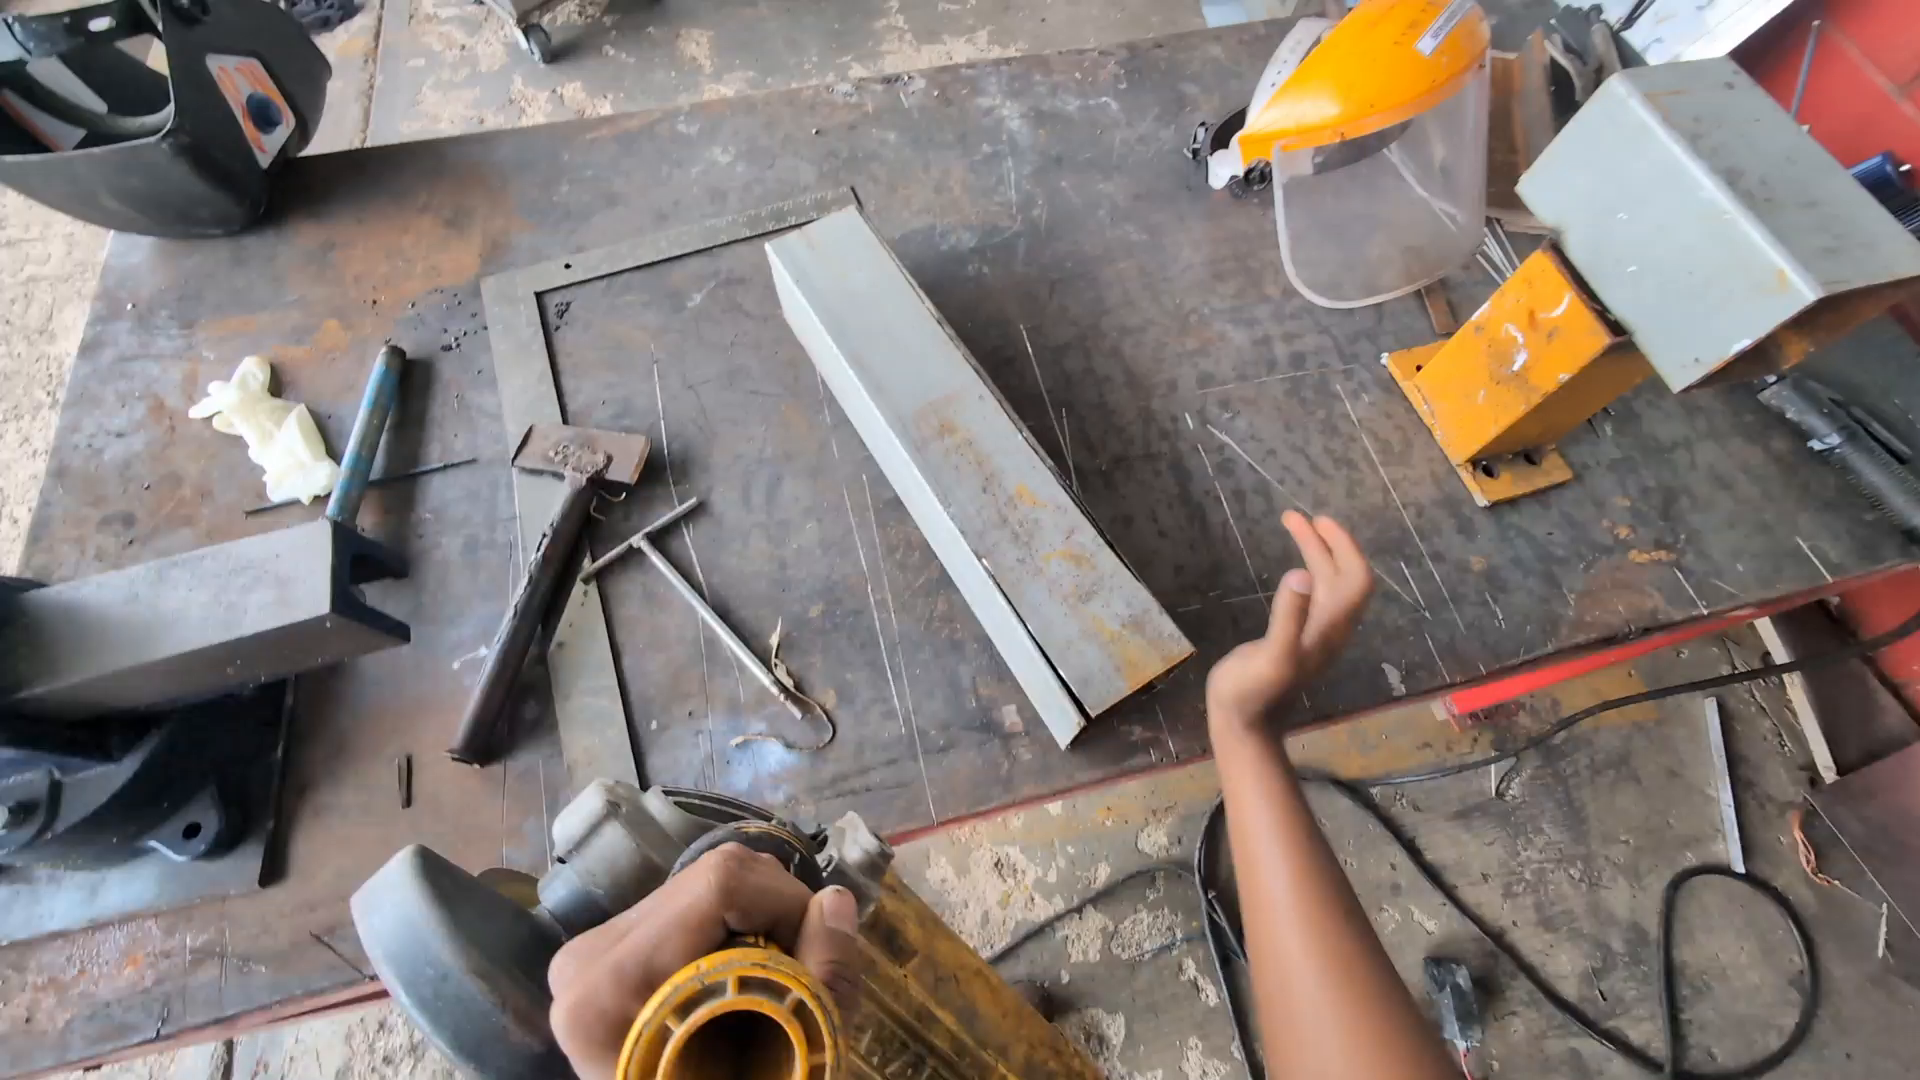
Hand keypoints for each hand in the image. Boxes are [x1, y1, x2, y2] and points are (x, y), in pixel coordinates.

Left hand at [548, 843, 861, 1078]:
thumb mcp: (778, 1068)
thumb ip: (819, 988)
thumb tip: (837, 899)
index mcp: (608, 987)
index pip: (721, 886)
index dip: (789, 908)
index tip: (817, 968)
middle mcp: (593, 951)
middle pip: (720, 874)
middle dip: (784, 913)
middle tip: (803, 976)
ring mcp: (602, 944)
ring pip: (716, 879)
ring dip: (769, 917)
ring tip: (776, 981)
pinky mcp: (619, 943)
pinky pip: (701, 900)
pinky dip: (746, 925)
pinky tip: (746, 973)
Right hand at [1206, 510, 1372, 736]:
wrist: (1243, 723)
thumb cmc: (1253, 691)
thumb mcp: (1271, 655)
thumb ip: (1288, 617)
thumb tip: (1302, 574)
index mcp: (1328, 629)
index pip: (1355, 579)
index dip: (1343, 547)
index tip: (1319, 521)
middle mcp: (1328, 629)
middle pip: (1342, 576)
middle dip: (1325, 542)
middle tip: (1296, 517)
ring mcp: (1312, 634)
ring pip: (1327, 585)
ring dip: (1315, 554)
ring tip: (1292, 529)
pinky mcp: (1295, 638)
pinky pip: (1313, 596)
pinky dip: (1305, 572)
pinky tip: (1289, 570)